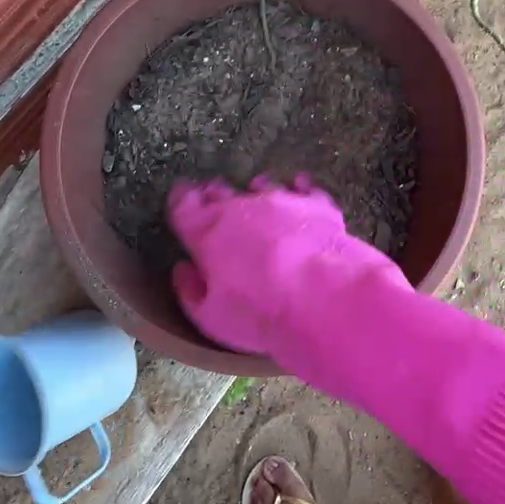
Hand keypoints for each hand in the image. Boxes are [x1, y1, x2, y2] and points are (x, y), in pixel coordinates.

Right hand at [166, 176, 409, 356]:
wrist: (323, 295)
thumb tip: (182, 270)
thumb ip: (190, 291)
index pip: (184, 206)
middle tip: (212, 195)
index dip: (181, 200)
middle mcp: (240, 207)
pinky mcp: (316, 204)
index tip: (181, 197)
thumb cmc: (259, 312)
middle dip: (214, 194)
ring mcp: (280, 200)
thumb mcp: (210, 317)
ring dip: (255, 190)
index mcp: (207, 232)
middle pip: (220, 192)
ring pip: (261, 186)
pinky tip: (299, 186)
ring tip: (255, 191)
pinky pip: (303, 187)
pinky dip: (298, 186)